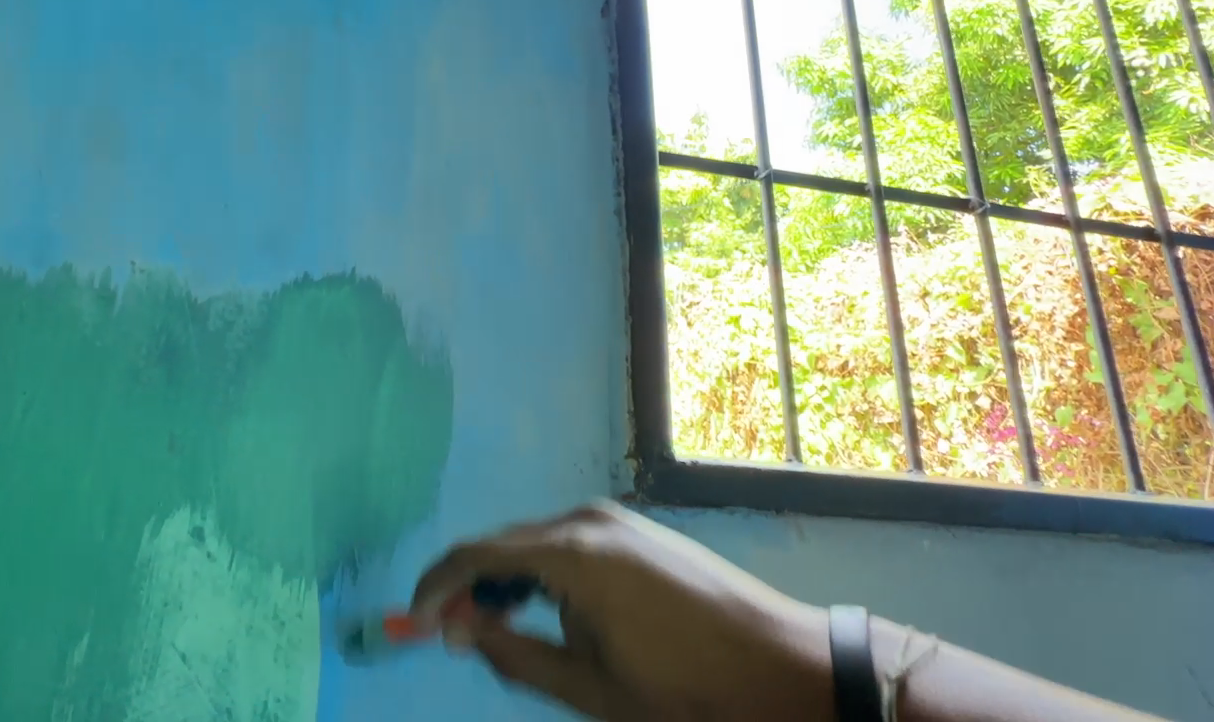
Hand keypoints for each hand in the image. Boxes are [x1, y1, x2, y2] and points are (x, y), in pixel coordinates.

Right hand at [411, 502, 831, 720]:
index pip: (476, 556)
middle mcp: (583, 519)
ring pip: (534, 544)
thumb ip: (516, 656)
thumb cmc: (692, 694)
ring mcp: (611, 519)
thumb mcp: (595, 692)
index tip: (417, 619)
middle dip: (472, 588)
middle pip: (503, 546)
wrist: (796, 672)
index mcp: (570, 552)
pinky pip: (566, 544)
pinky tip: (552, 609)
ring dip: (509, 582)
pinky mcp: (632, 529)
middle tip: (459, 635)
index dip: (437, 585)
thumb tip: (459, 630)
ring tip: (504, 627)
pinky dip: (543, 574)